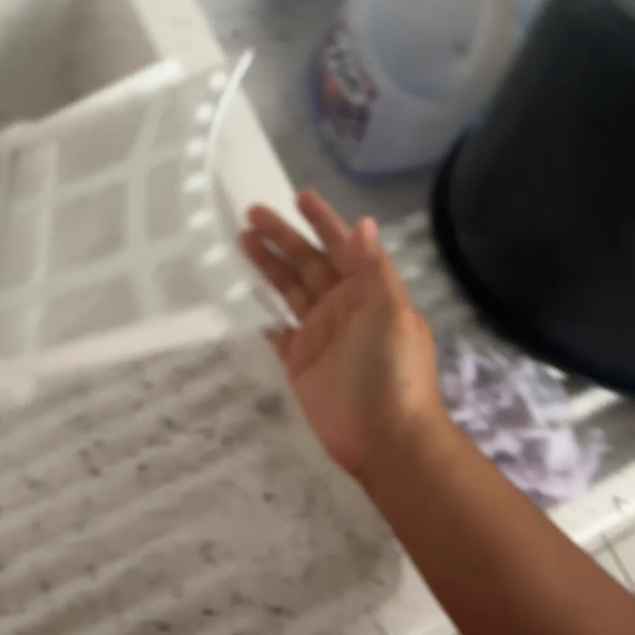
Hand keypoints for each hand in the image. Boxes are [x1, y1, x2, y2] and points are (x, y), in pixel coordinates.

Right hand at [239, 190, 447, 484]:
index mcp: (368, 291)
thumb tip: (364, 222)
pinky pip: (278, 328)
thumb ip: (373, 267)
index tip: (299, 195)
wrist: (387, 439)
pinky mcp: (300, 361)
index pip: (342, 246)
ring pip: (290, 288)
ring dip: (269, 264)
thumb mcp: (390, 311)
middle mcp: (343, 306)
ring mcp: (320, 333)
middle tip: (253, 212)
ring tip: (242, 238)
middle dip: (284, 236)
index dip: (323, 220)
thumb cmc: (392, 369)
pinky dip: (263, 310)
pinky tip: (243, 290)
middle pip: (309, 262)